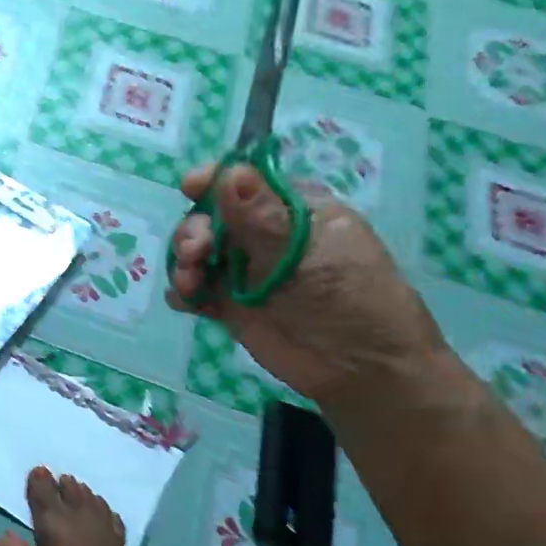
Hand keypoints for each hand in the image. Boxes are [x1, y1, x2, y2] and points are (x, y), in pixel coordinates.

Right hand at [165, 162, 449, 412]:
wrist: (362, 374)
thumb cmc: (353, 303)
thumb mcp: (311, 256)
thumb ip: (265, 219)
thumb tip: (231, 172)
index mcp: (293, 209)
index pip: (247, 180)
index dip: (214, 180)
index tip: (190, 187)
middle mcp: (264, 234)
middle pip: (212, 216)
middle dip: (194, 230)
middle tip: (194, 254)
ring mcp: (245, 271)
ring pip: (198, 252)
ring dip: (184, 261)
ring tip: (189, 284)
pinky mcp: (231, 305)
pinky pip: (196, 290)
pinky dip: (183, 292)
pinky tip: (184, 301)